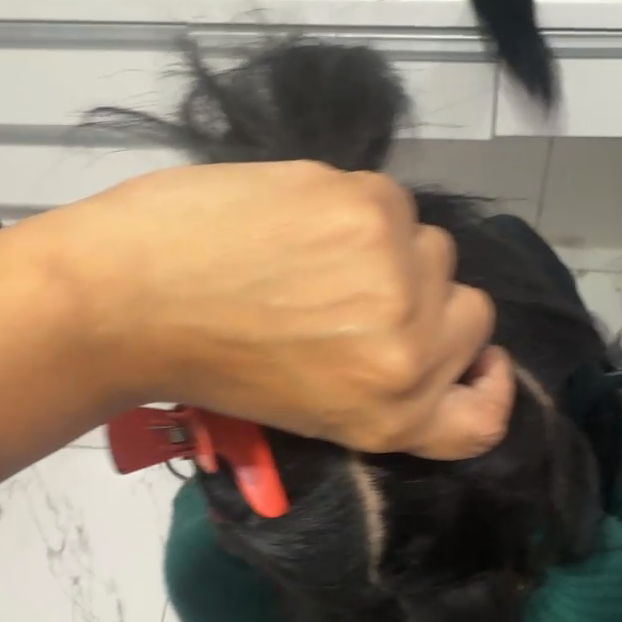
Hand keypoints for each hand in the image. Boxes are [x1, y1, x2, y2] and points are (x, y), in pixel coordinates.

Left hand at [40, 161, 515, 460]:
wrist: (129, 299)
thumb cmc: (212, 367)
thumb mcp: (315, 413)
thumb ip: (386, 388)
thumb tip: (429, 337)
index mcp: (392, 417)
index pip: (484, 419)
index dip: (491, 387)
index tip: (477, 362)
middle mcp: (411, 352)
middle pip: (473, 315)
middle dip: (428, 306)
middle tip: (361, 299)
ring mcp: (397, 275)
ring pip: (437, 250)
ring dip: (393, 253)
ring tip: (317, 258)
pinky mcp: (369, 207)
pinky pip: (394, 202)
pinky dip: (357, 209)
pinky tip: (301, 222)